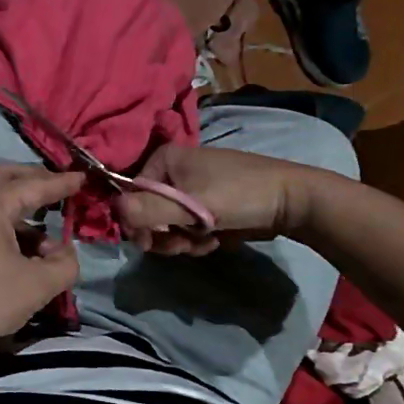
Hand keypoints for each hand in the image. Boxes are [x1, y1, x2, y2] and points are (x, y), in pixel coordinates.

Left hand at [0, 165, 86, 337]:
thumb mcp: (39, 284)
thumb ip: (65, 262)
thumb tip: (65, 251)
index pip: (33, 186)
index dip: (61, 183)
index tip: (83, 178)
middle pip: (4, 177)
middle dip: (34, 179)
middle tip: (59, 187)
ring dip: (20, 206)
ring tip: (45, 236)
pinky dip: (3, 221)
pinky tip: (21, 246)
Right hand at [114, 145, 319, 255]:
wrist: (291, 202)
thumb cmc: (240, 195)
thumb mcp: (192, 206)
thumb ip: (150, 211)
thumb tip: (112, 210)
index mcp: (165, 159)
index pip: (130, 196)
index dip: (138, 223)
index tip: (152, 243)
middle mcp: (173, 172)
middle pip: (148, 214)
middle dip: (165, 236)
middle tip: (185, 243)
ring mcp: (190, 190)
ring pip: (167, 227)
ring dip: (182, 241)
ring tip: (205, 241)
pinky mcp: (205, 207)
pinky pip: (186, 229)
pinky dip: (197, 240)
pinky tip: (216, 239)